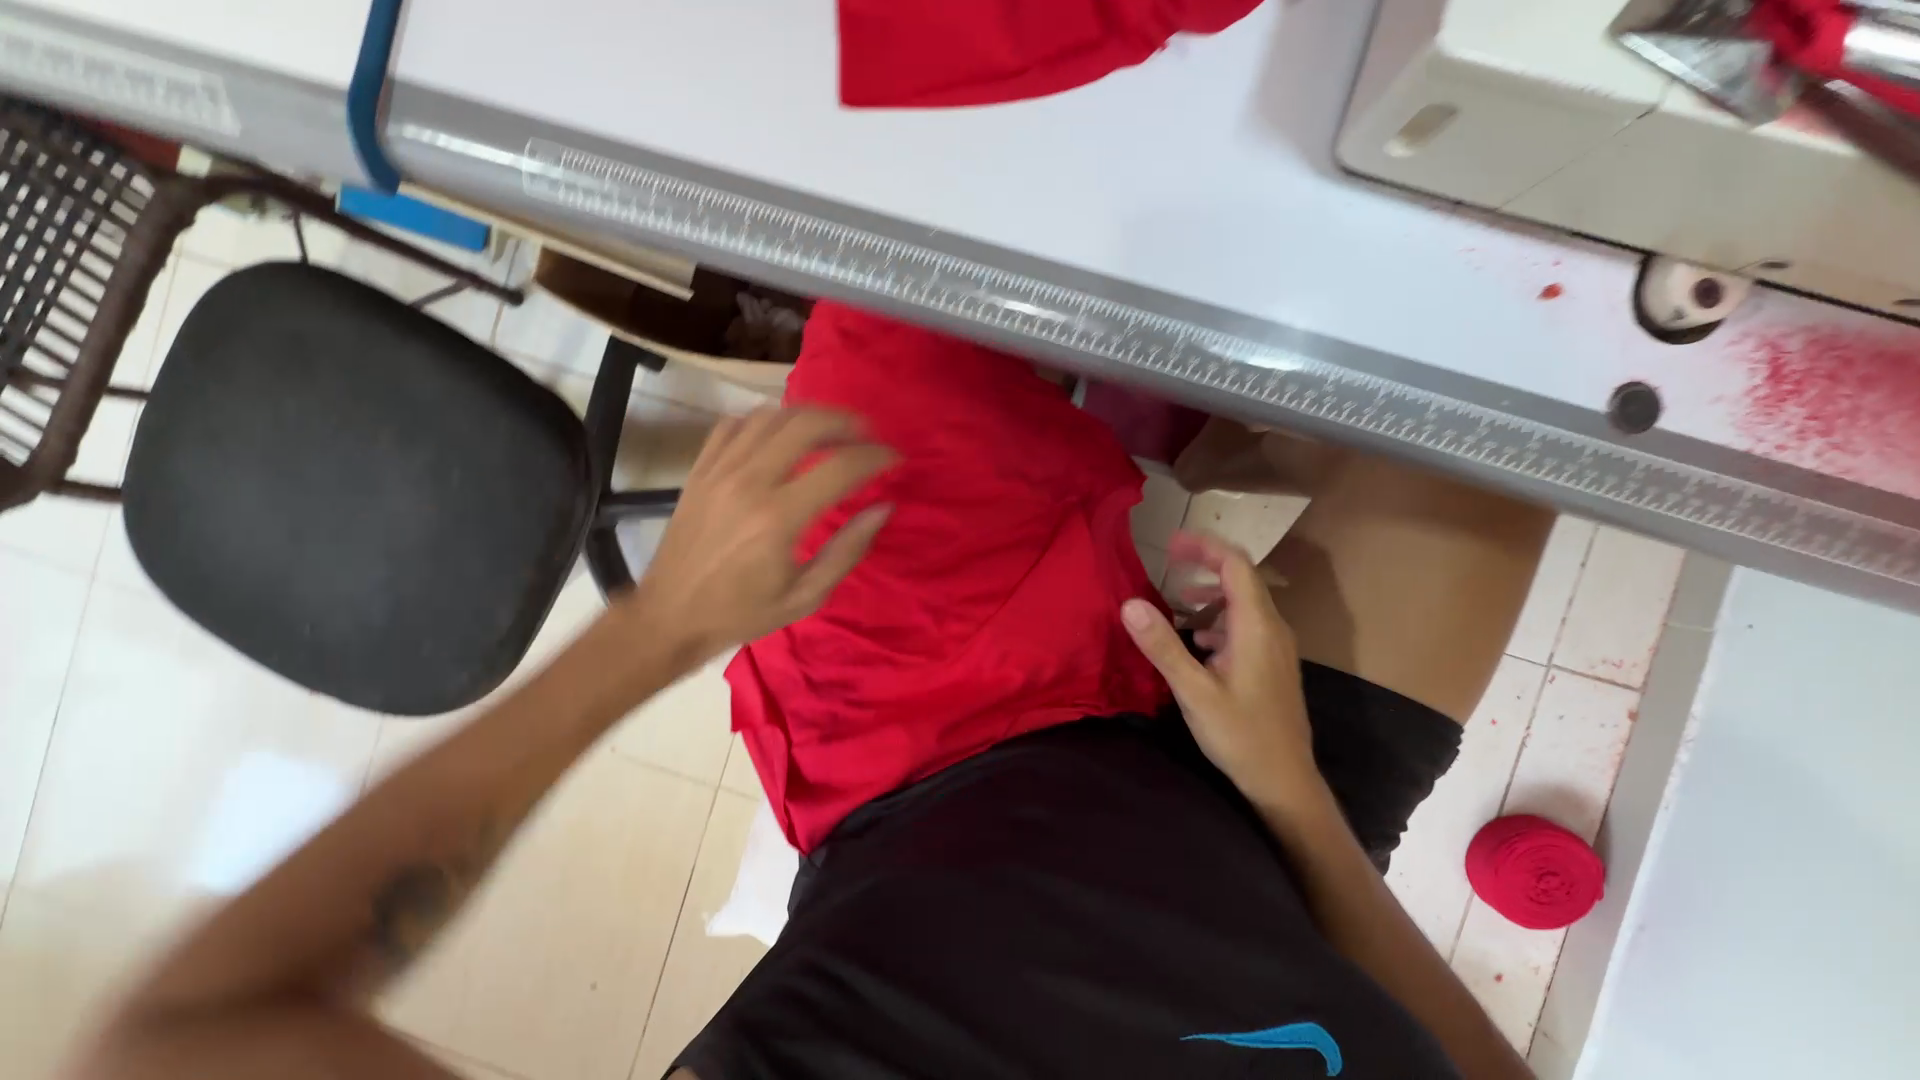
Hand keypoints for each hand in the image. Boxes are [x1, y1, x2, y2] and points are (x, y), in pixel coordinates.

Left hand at [628, 406, 896, 664]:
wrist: (668, 616)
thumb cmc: (742, 614)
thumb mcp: (805, 597)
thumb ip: (847, 551)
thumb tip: (883, 509)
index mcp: (779, 519)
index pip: (840, 467)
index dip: (876, 456)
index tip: (894, 459)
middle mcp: (748, 482)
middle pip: (806, 424)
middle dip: (846, 422)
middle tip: (867, 435)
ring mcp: (719, 470)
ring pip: (771, 416)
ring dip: (809, 416)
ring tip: (831, 432)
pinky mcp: (700, 469)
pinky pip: (735, 425)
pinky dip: (765, 421)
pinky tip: (780, 437)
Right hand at [1120, 531, 1322, 809]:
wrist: (1284, 780)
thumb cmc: (1240, 735)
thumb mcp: (1194, 691)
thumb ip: (1163, 646)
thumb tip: (1129, 604)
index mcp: (1256, 627)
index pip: (1236, 565)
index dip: (1204, 548)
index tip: (1170, 544)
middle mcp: (1273, 629)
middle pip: (1242, 579)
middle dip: (1204, 567)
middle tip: (1167, 567)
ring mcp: (1277, 648)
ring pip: (1245, 605)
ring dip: (1211, 597)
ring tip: (1176, 605)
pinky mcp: (1273, 665)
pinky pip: (1247, 627)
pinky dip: (1220, 622)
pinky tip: (1197, 644)